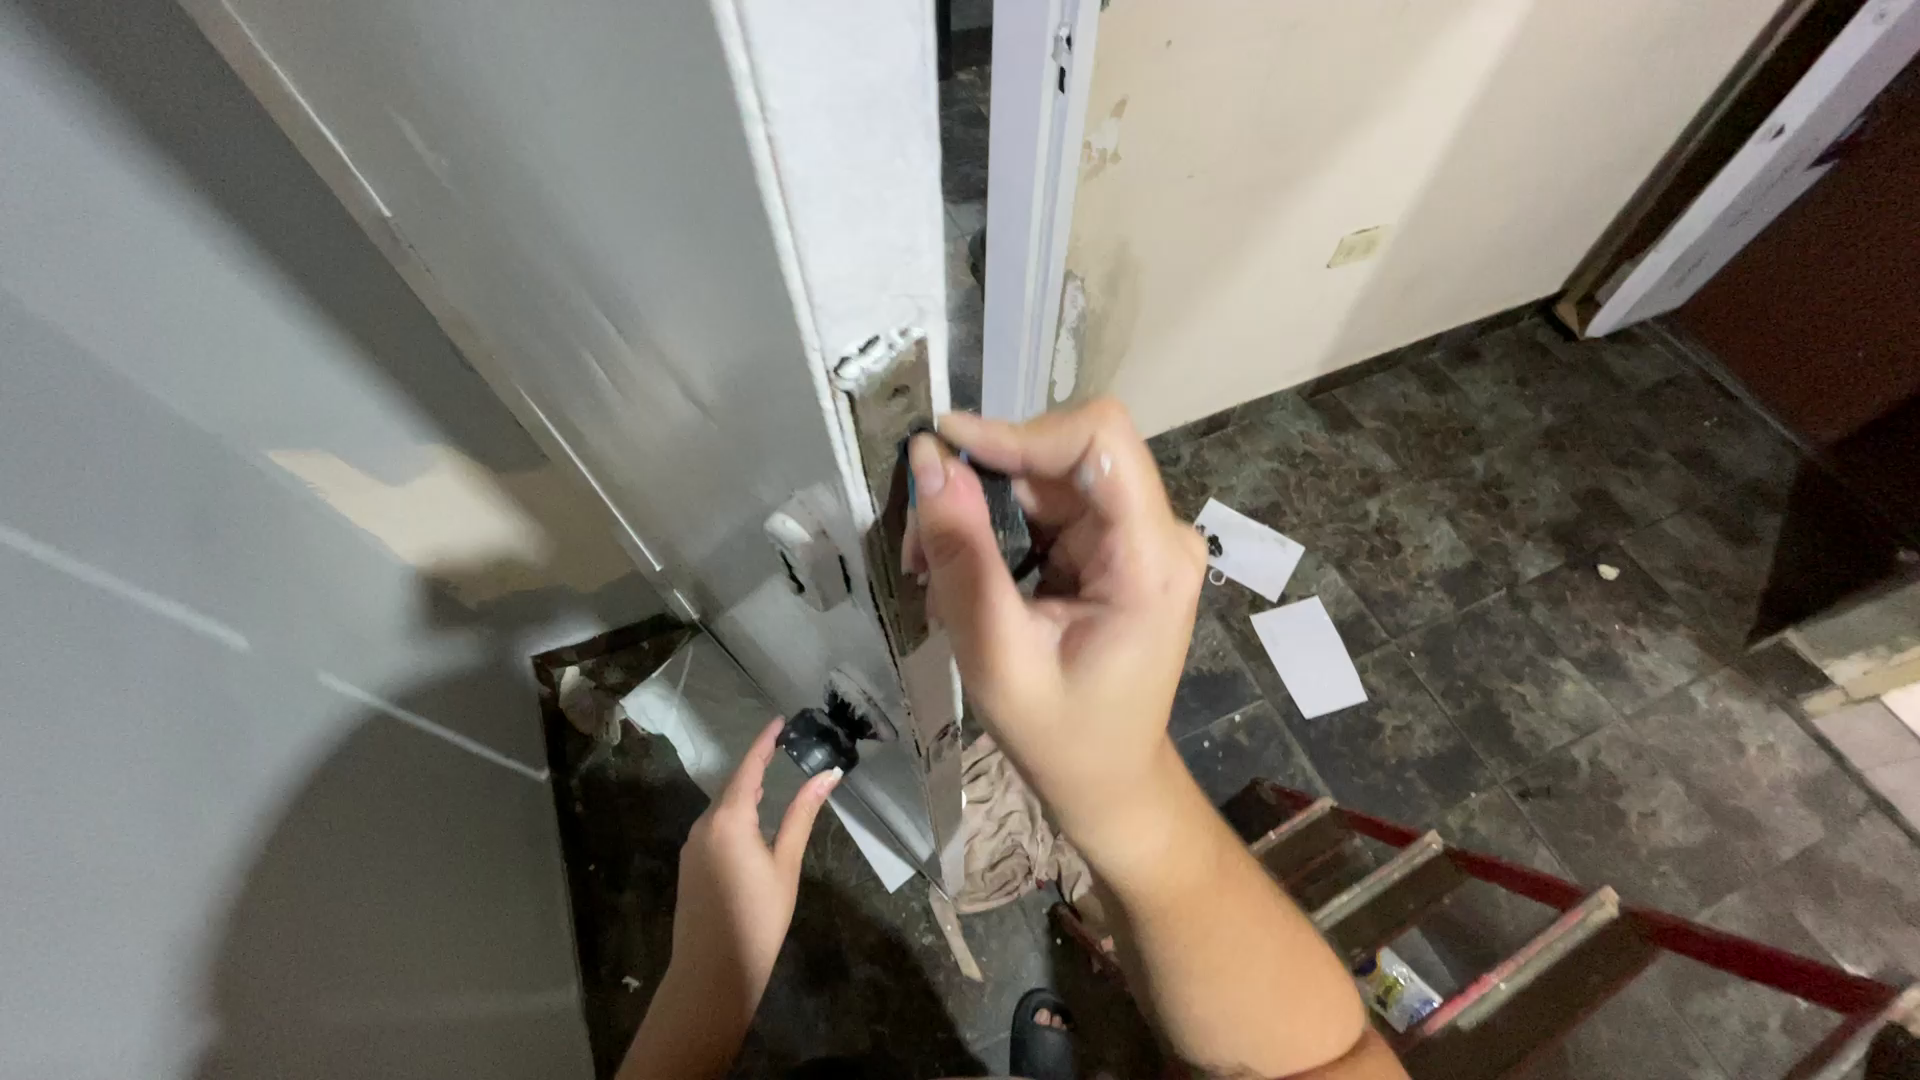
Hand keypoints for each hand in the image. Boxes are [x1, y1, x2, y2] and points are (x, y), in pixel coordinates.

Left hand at [667, 719, 840, 1016]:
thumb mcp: (786, 863)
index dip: (764, 742)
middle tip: (783, 747)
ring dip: (745, 791)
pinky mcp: (690, 865)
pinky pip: (715, 827)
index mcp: (728, 819)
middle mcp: (704, 825)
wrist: (711, 973)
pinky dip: (735, 814)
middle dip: (757, 765)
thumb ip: (803, 814)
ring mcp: (693, 846)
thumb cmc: (758, 916)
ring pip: (722, 807)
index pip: (748, 767)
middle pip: (733, 785)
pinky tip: (752, 822)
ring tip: (771, 780)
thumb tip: (828, 774)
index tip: (779, 720)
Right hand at [902, 400, 1206, 867]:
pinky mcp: (1113, 546)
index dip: (1019, 430)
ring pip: (1046, 478)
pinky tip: (965, 574)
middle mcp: (1155, 531)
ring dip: (980, 509)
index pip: (1099, 438)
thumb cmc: (1062, 737)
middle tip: (920, 539)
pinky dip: (996, 529)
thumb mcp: (997, 655)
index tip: (944, 449)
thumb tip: (929, 460)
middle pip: (1064, 455)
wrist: (1108, 778)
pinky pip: (1047, 507)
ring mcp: (1137, 537)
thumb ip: (964, 556)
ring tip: (932, 567)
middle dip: (982, 482)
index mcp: (1150, 558)